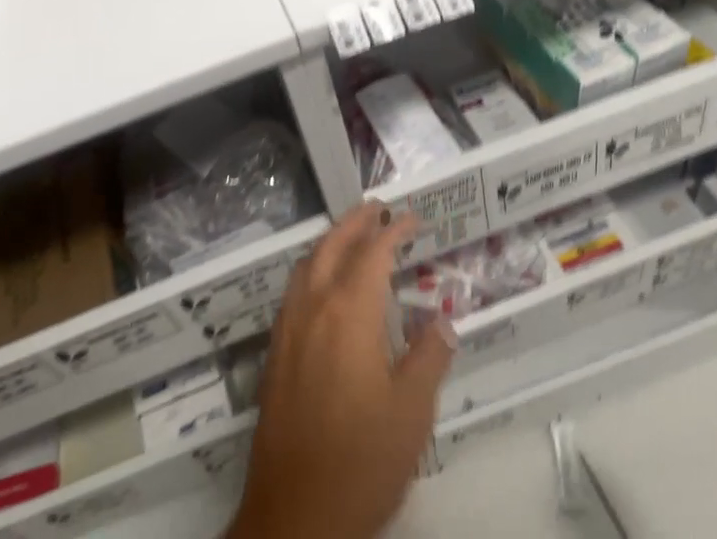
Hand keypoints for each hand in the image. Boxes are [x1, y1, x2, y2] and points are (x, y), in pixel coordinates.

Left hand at [226, 205, 457, 538]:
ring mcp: (286, 333)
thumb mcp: (412, 410)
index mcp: (348, 315)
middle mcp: (310, 312)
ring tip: (353, 238)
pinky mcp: (273, 357)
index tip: (412, 218)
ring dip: (328, 244)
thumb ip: (429, 356)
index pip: (371, 254)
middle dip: (353, 224)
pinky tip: (326, 290)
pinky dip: (311, 272)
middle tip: (377, 209)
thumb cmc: (363, 459)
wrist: (296, 512)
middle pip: (329, 249)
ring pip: (304, 268)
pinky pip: (292, 294)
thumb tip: (442, 318)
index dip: (393, 231)